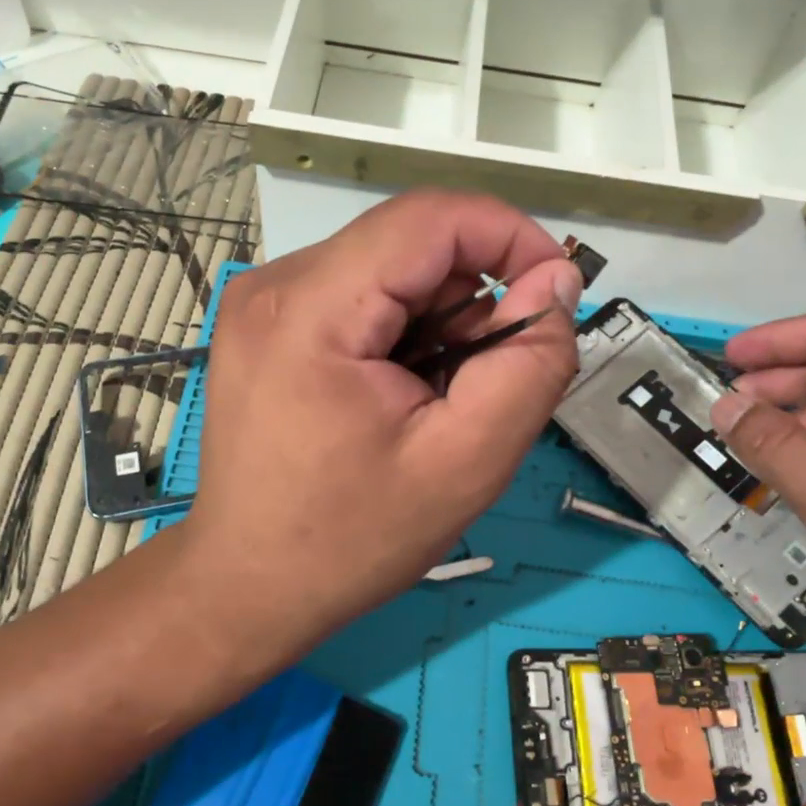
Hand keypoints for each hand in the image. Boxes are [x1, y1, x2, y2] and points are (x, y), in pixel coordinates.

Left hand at [182, 189, 582, 634]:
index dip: (509, 236)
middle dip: (470, 298)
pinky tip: (396, 396)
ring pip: (386, 270)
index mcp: (312, 309)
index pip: (429, 218)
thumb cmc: (352, 539)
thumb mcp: (465, 462)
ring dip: (436, 321)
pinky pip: (355, 296)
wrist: (249, 587)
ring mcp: (260, 303)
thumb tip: (556, 282)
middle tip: (484, 381)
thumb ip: (528, 365)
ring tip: (431, 402)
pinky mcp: (263, 325)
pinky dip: (399, 332)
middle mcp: (274, 285)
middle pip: (407, 244)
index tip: (556, 292)